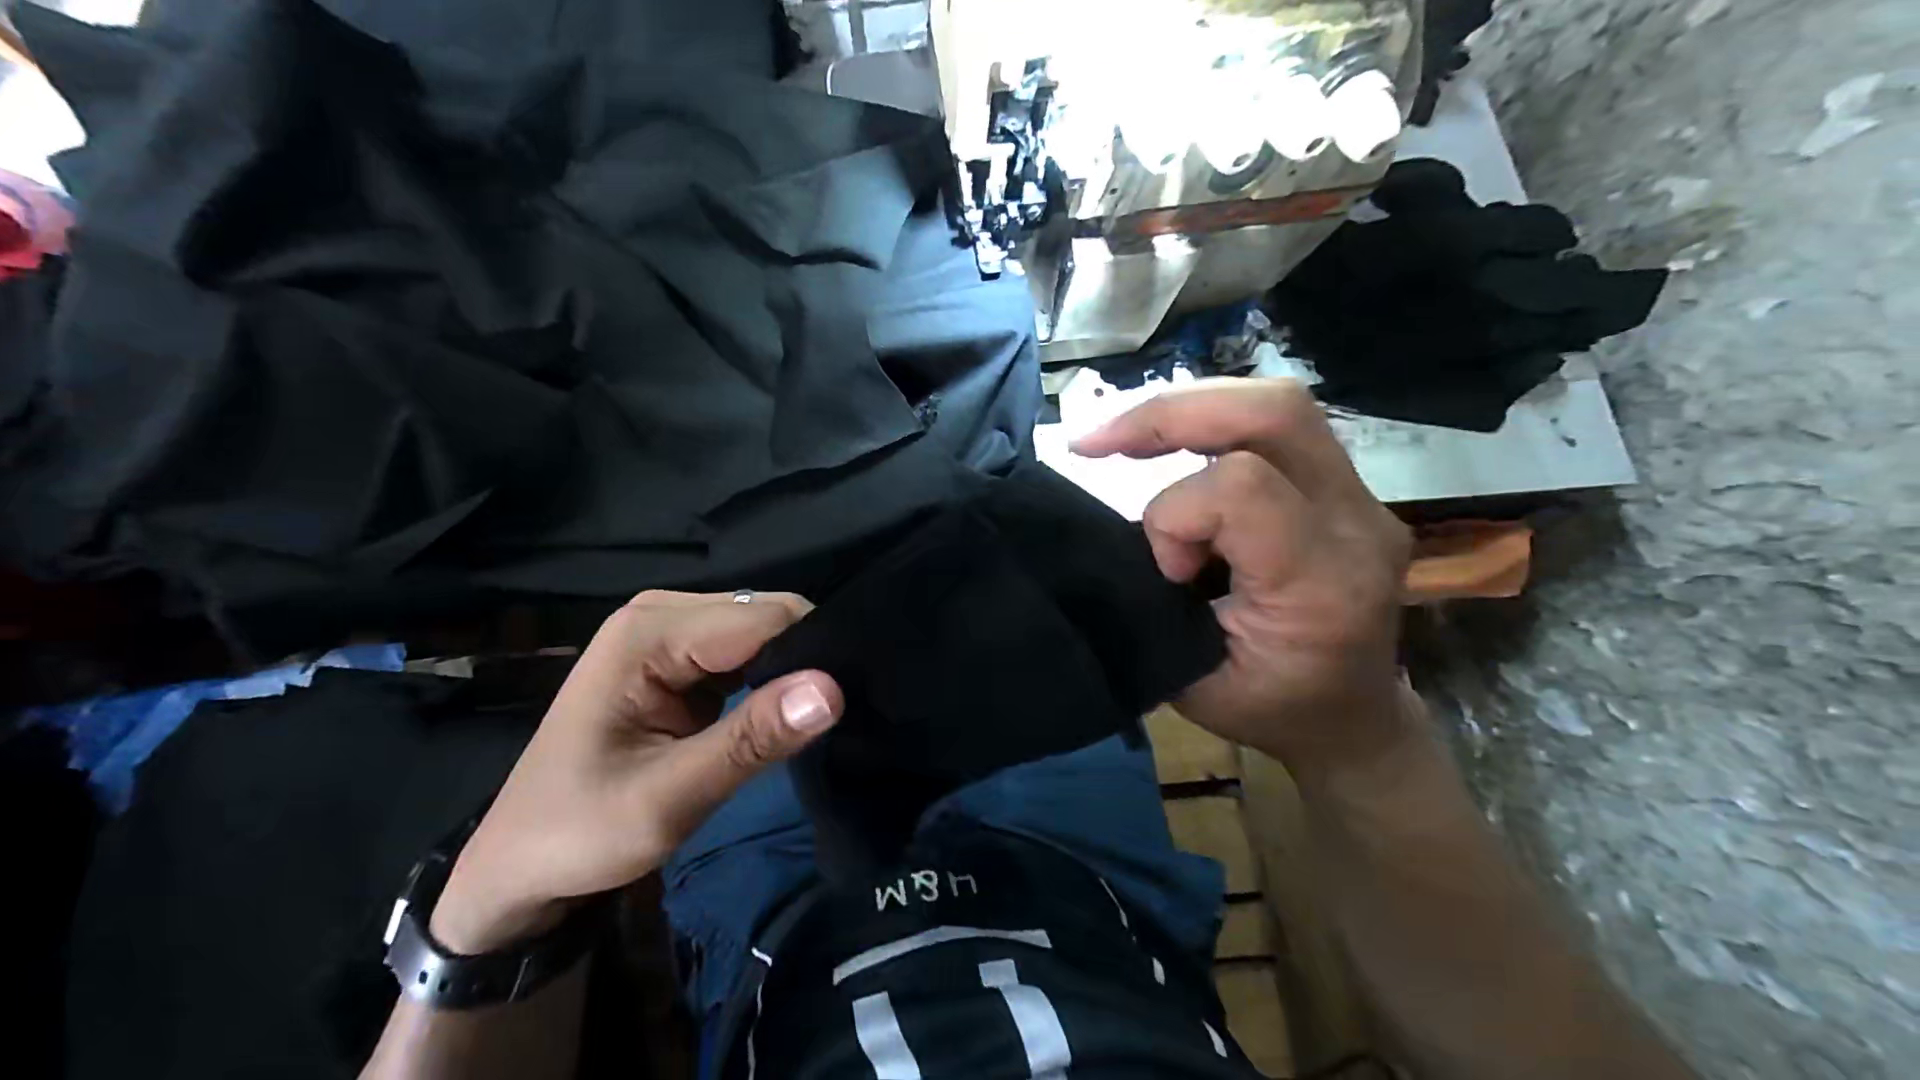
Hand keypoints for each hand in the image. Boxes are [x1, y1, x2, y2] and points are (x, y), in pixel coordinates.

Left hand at [430, 591, 842, 953]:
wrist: (521, 864)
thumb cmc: (580, 833)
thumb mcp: (669, 798)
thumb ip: (751, 740)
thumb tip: (833, 688)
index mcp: (648, 633)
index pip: (766, 618)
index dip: (813, 654)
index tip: (848, 702)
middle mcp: (660, 614)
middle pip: (768, 614)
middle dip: (806, 658)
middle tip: (830, 718)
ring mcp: (669, 631)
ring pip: (765, 628)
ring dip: (794, 667)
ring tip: (813, 716)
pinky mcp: (680, 655)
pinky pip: (749, 647)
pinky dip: (775, 674)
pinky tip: (785, 708)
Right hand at [1072, 379, 1413, 774]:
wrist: (1350, 717)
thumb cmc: (1269, 709)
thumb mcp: (1193, 680)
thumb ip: (1156, 607)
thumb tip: (1122, 541)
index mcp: (1320, 583)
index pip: (1241, 487)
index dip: (1176, 516)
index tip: (1168, 571)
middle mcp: (1355, 523)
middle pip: (1274, 412)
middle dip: (1171, 413)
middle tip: (1099, 442)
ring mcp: (1361, 497)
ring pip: (1277, 404)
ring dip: (1187, 410)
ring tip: (1126, 437)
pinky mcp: (1347, 486)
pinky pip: (1278, 426)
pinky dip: (1209, 424)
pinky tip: (1171, 444)